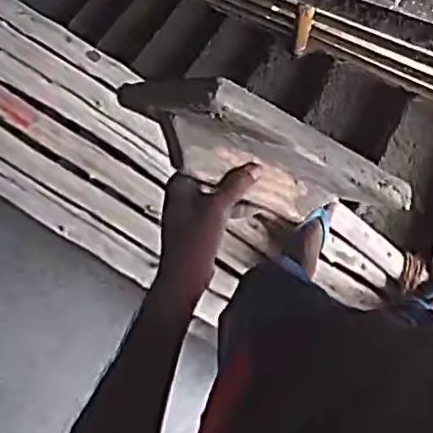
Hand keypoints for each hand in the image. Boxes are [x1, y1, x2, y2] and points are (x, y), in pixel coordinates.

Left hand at [147, 163, 258, 320]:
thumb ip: (236, 184)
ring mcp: (188, 212)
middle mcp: (180, 196)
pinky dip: (230, 205)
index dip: (221, 156)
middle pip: (209, 177)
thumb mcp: (219, 207)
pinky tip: (247, 205)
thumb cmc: (193, 243)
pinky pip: (217, 208)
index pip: (201, 160)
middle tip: (250, 166)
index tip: (240, 152)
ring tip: (253, 182)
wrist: (186, 280)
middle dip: (230, 174)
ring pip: (215, 193)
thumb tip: (254, 168)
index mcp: (178, 185)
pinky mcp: (197, 227)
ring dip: (233, 190)